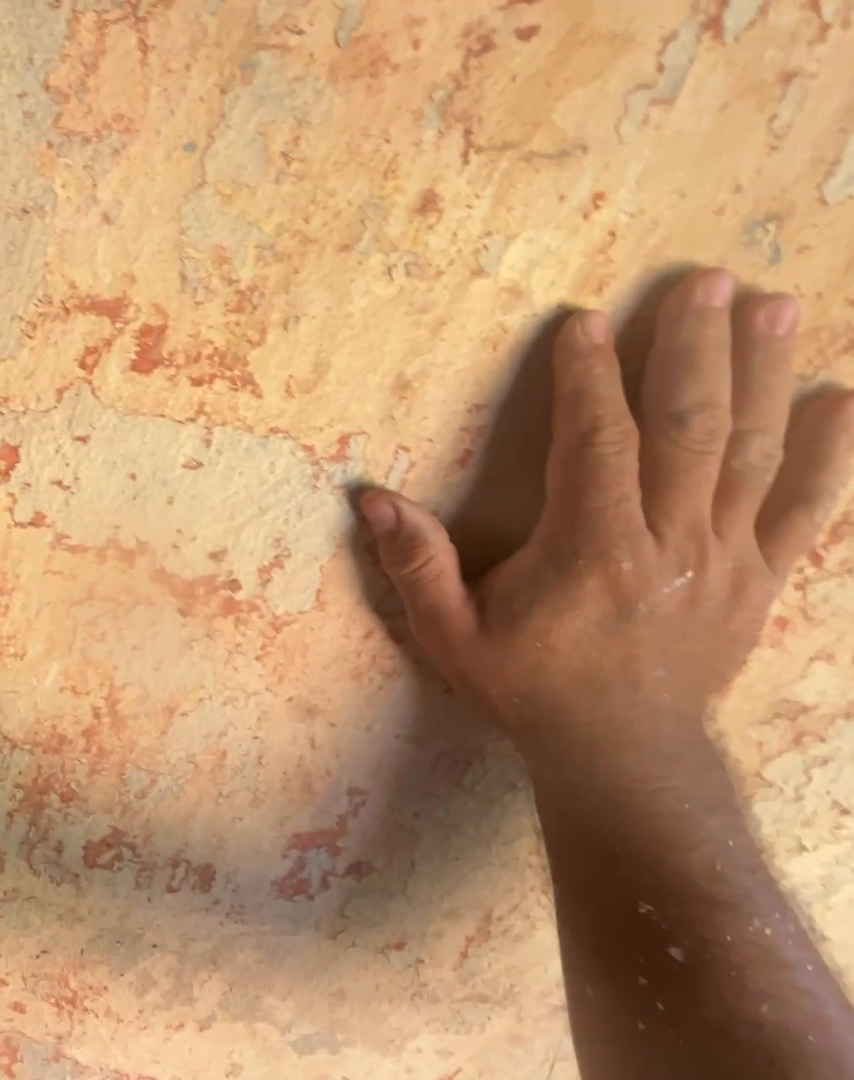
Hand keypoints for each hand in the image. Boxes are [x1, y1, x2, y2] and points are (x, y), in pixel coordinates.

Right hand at [362, 268, 853, 775]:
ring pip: (752, 453)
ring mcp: (726, 559)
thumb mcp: (449, 634)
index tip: (586, 322)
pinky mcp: (759, 578)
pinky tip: (841, 401)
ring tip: (778, 306)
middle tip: (708, 282)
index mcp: (593, 552)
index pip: (597, 446)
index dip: (589, 380)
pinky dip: (829, 452)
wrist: (623, 754)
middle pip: (690, 430)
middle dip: (695, 350)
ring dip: (766, 374)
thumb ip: (417, 565)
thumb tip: (372, 499)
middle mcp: (670, 543)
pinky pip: (805, 507)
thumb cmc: (525, 687)